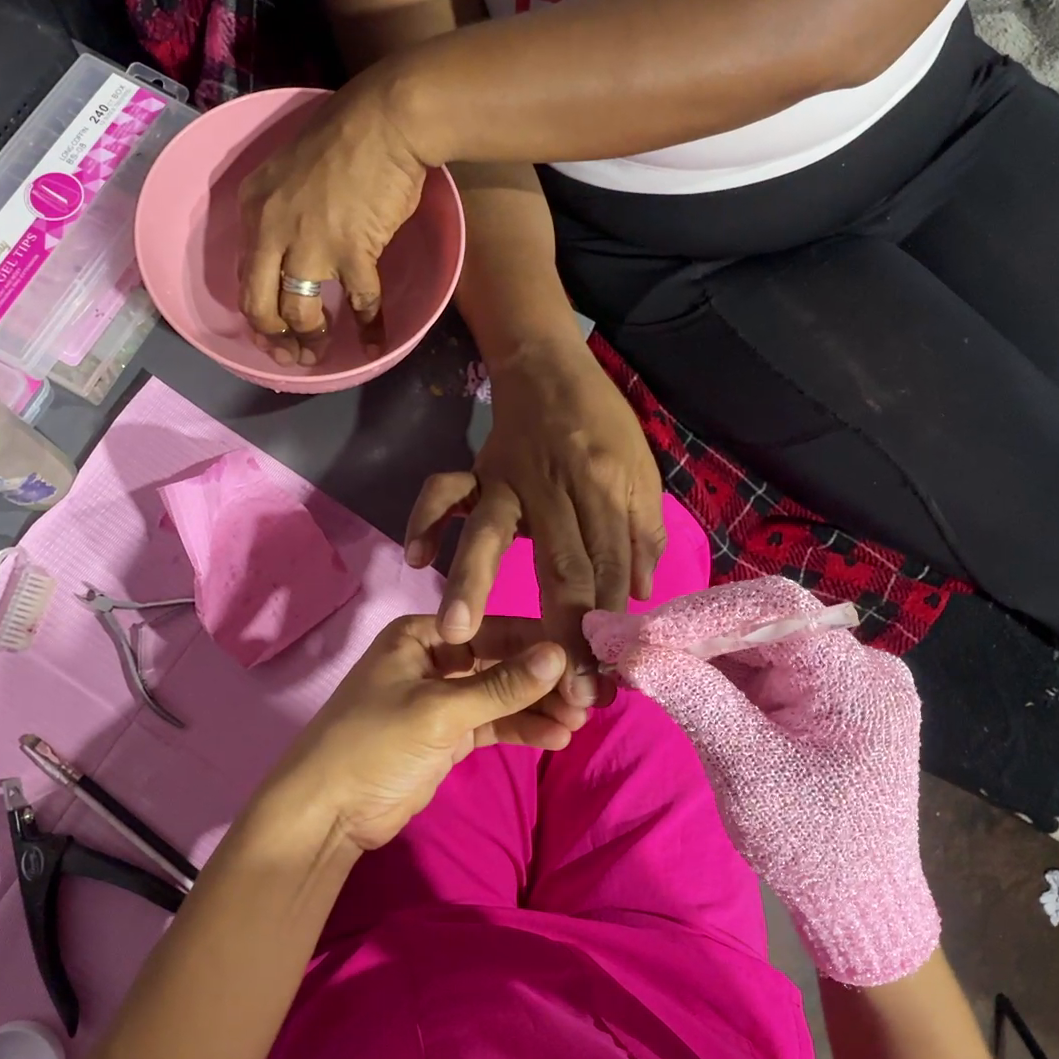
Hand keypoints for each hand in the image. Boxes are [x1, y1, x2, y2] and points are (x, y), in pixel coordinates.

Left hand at [238, 83, 427, 364]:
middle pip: (260, 304)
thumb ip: (281, 212)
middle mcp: (273, 231)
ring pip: (301, 313)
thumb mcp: (290, 169)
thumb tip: (289, 252)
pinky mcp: (353, 253)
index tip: (269, 332)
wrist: (385, 120)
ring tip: (322, 352)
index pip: (244, 274)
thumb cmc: (344, 135)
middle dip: (274, 338)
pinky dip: (370, 329)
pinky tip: (375, 345)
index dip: (256, 312)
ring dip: (312, 340)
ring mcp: (312, 245)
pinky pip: (360, 303)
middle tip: (290, 356)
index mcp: (255, 209)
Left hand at [261, 615, 578, 852]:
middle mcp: (436, 657)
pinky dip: (521, 728)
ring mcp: (443, 697)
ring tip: (580, 720)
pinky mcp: (448, 733)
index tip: (588, 656)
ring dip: (538, 706)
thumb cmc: (374, 743)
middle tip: (592, 695)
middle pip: (503, 661)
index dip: (542, 643)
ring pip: (502, 694)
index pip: (494, 628)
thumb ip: (501, 686)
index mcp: (423, 633)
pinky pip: (493, 722)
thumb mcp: (439, 711)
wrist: (328, 811)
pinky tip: (556, 736)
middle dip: (545, 680)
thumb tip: (561, 656)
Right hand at [404, 344, 665, 698]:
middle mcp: (557, 491)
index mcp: (606, 493)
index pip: (607, 570)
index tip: (603, 682)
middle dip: (560, 632)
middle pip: (559, 568)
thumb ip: (641, 532)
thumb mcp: (641, 473)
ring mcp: (509, 480)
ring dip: (475, 582)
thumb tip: (636, 593)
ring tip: (459, 635)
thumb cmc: (603, 424)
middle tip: (557, 692)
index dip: (607, 627)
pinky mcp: (476, 470)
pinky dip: (427, 520)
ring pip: (492, 534)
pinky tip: (417, 558)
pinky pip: (444, 492)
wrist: (552, 366)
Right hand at [585, 577, 938, 986]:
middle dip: (685, 628)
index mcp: (855, 677)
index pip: (774, 608)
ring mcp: (837, 672)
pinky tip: (667, 672)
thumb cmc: (807, 843)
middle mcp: (855, 659)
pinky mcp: (816, 687)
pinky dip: (707, 665)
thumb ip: (686, 695)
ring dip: (688, 645)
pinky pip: (755, 659)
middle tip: (615, 642)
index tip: (632, 633)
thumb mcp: (742, 769)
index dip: (698, 611)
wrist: (855, 897)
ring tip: (629, 655)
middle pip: (758, 616)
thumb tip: (612, 637)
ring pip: (750, 634)